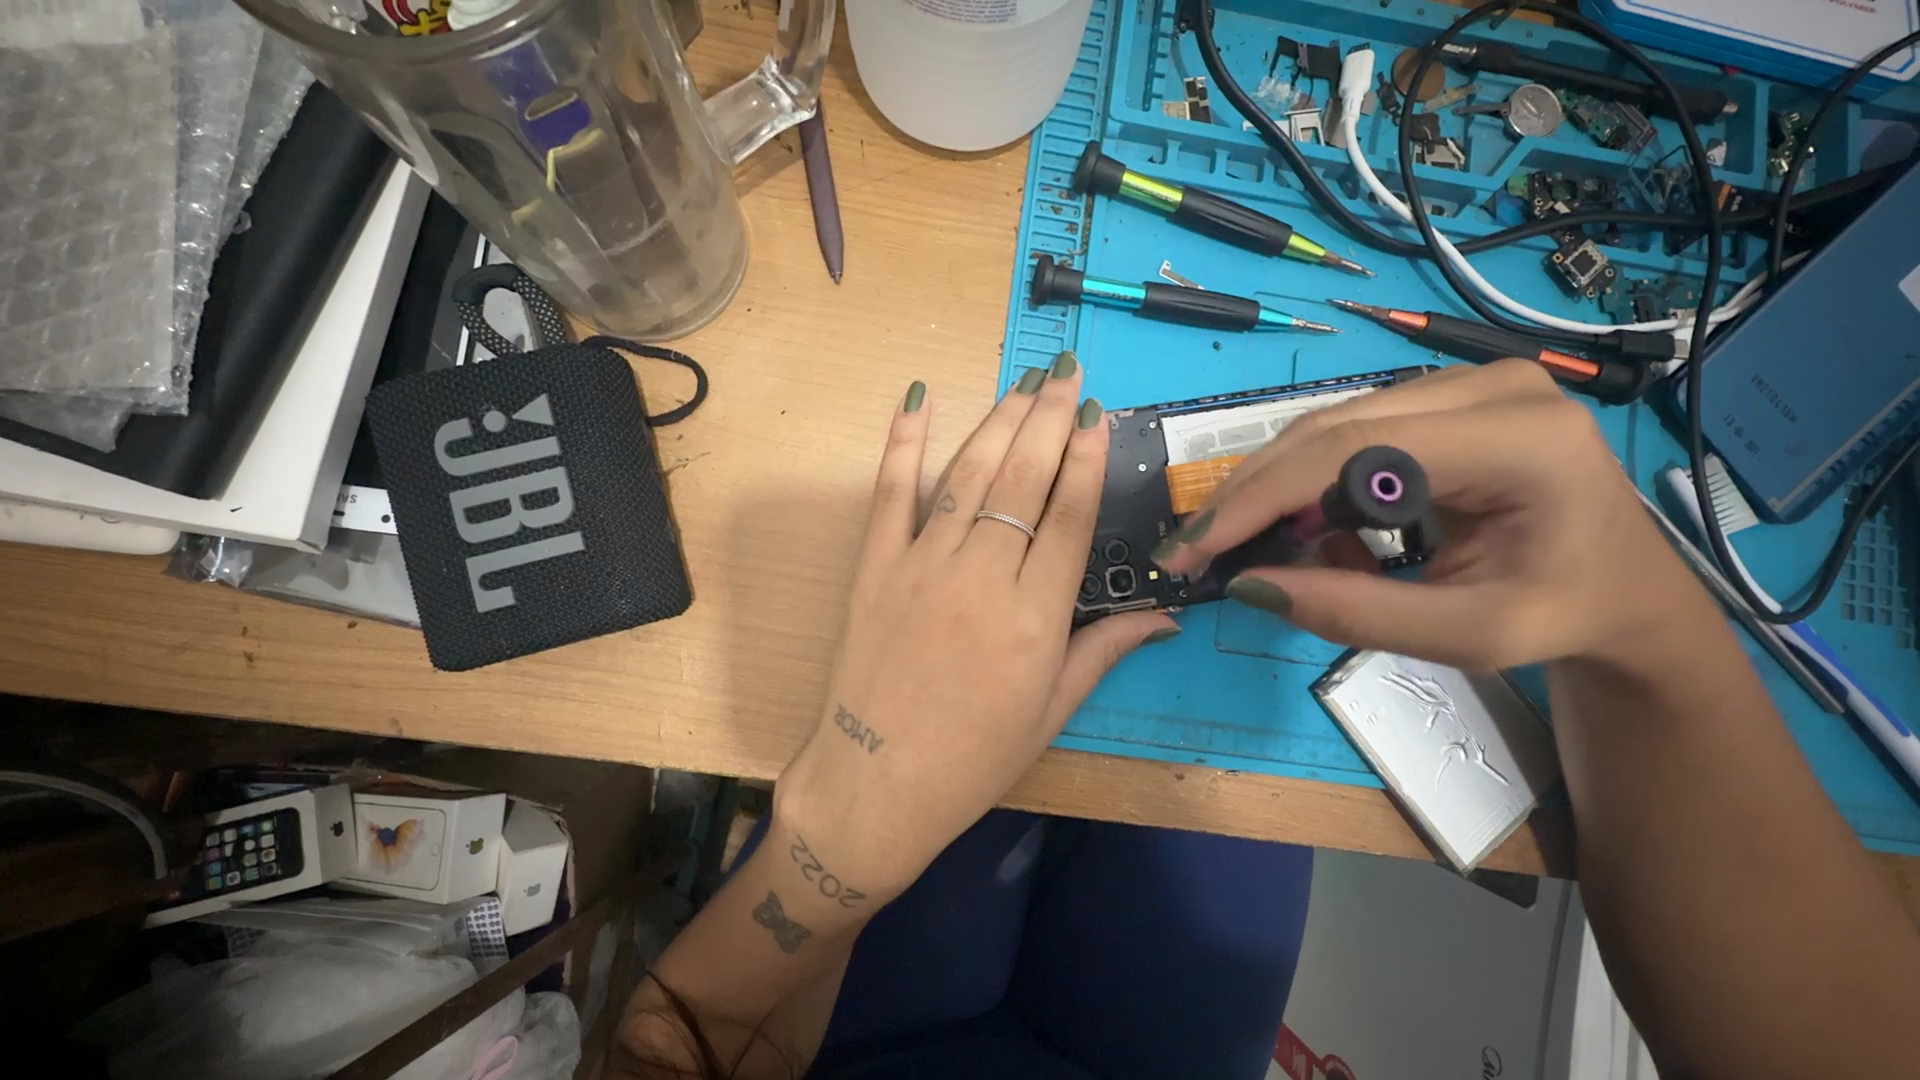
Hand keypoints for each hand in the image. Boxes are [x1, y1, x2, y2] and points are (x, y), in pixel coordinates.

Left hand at [775, 355, 1175, 900]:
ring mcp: (922, 566)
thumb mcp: (1053, 710)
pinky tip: (918, 399)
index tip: (1097, 415)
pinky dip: (904, 443)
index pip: (1069, 516)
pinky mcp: (874, 567)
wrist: (878, 782)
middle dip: (1049, 418)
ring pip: (967, 476)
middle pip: (1023, 480)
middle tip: (1067, 373)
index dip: (1086, 459)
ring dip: (998, 421)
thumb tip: (1167, 616)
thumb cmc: (975, 756)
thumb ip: (1106, 650)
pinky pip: (890, 494)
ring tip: (1024, 381)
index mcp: (1036, 617)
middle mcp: (982, 578)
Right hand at [1154, 360, 1713, 669]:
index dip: (1261, 496)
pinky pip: (1345, 434)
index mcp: (1520, 438)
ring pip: (1326, 428)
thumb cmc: (1562, 614)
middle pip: (1329, 429)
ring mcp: (1467, 383)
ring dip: (1276, 492)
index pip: (1356, 449)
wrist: (1624, 590)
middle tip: (1194, 549)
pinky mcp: (1444, 398)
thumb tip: (1246, 585)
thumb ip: (1357, 613)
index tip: (1192, 546)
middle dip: (1252, 494)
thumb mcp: (1468, 635)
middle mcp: (1491, 386)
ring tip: (1257, 549)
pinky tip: (1316, 532)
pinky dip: (1309, 486)